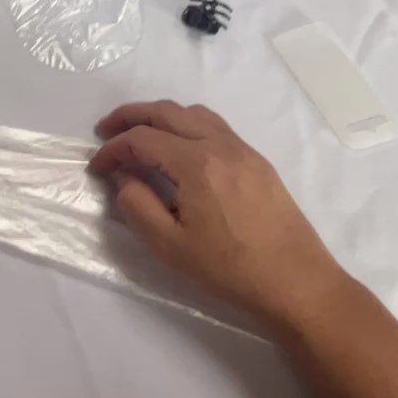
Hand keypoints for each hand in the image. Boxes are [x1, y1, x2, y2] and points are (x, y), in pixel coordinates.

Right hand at [89, 101, 356, 331]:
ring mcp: (243, 150)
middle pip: (166, 111)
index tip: (97, 167)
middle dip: (130, 116)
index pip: (141, 139)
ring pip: (192, 112)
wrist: (299, 285)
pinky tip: (178, 147)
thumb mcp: (169, 245)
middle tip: (106, 130)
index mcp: (196, 164)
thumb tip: (124, 176)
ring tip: (140, 132)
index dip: (113, 149)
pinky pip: (214, 125)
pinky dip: (185, 124)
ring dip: (159, 115)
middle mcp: (220, 145)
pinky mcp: (257, 162)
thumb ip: (136, 204)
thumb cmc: (230, 269)